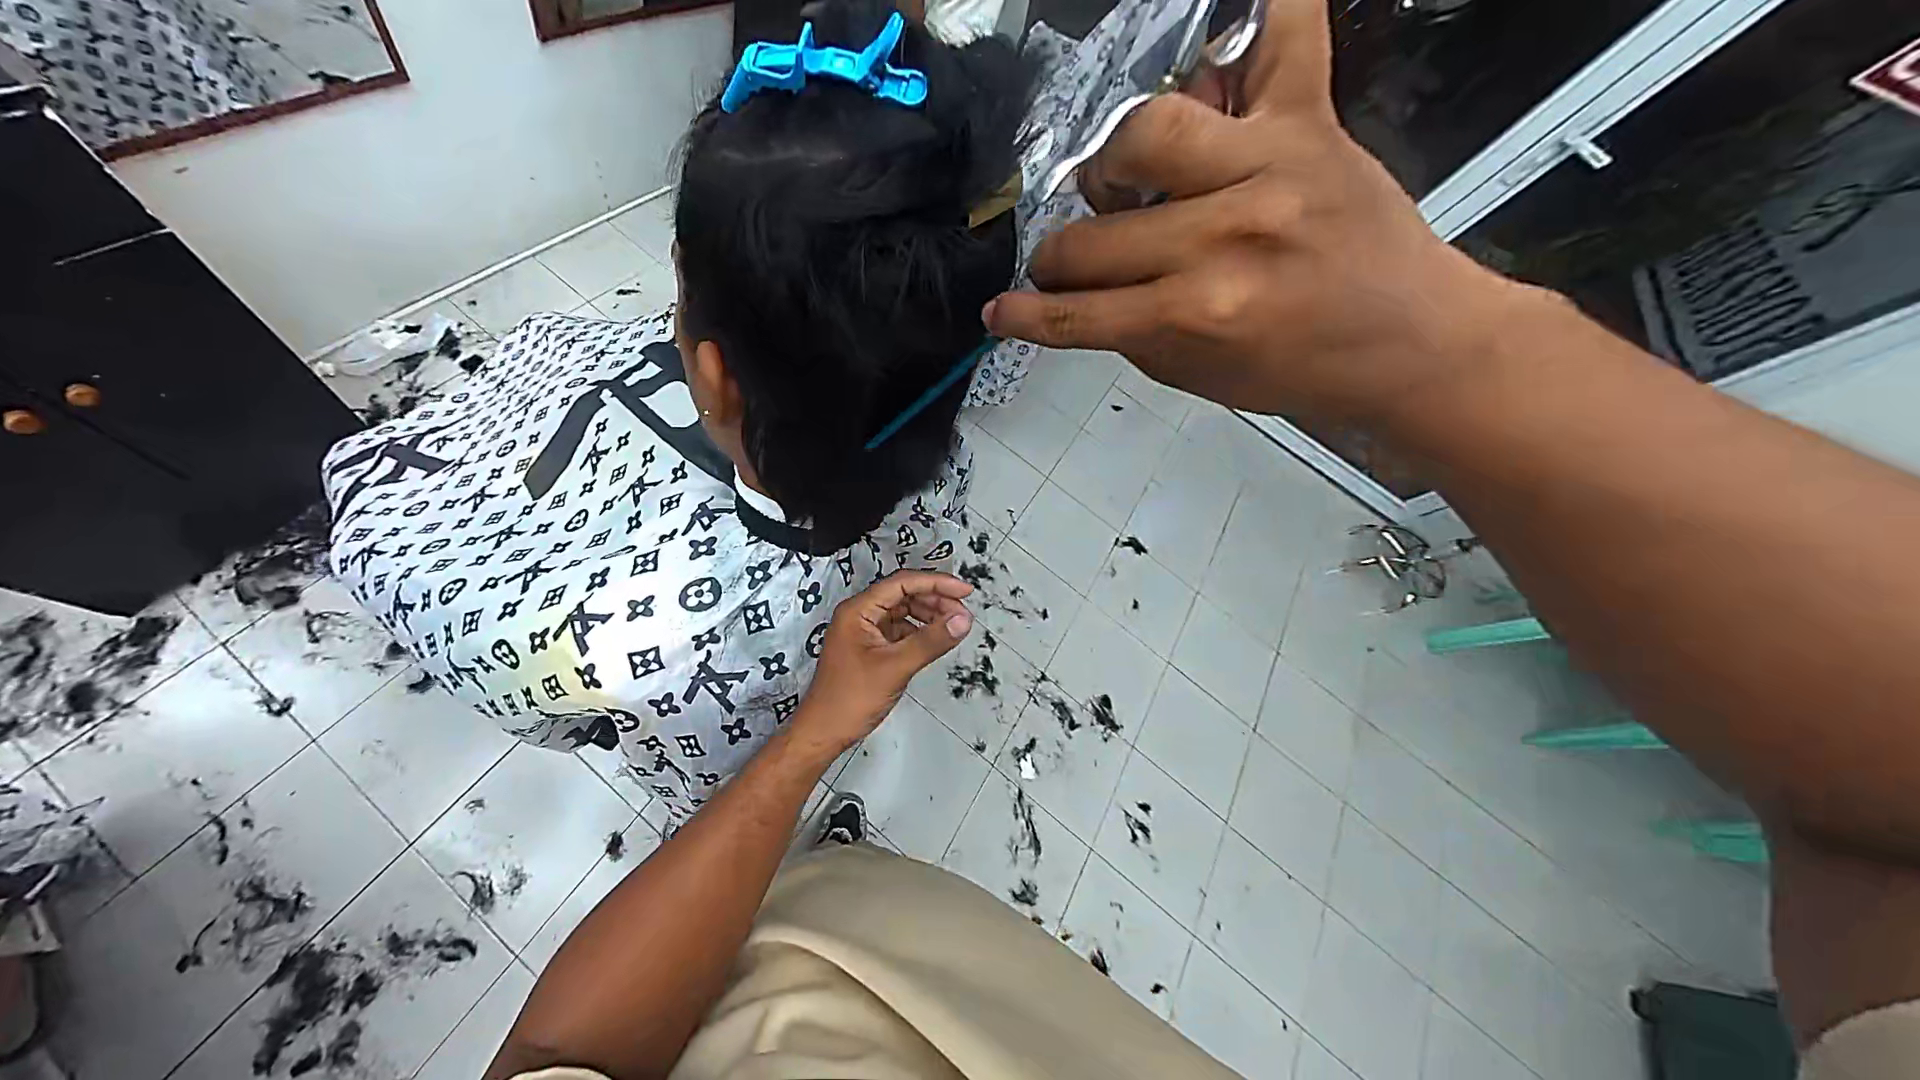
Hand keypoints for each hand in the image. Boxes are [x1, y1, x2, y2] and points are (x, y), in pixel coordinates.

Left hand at [789, 571, 973, 754]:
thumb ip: (931, 641)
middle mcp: (859, 615)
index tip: (963, 591)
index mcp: (858, 610)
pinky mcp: (870, 647)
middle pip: (904, 594)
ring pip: (903, 611)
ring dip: (929, 615)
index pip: (902, 583)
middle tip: (962, 613)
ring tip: (953, 626)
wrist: (824, 731)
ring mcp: (864, 631)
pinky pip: (900, 629)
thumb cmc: (846, 701)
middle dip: (936, 599)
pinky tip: (935, 640)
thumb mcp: (896, 667)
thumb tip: (961, 620)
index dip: (936, 583)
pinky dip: (920, 631)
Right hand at [983, 0, 1538, 424]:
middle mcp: (1225, 237)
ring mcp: (1270, 167)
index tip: (1000, 312)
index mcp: (1194, 315)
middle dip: (1059, 259)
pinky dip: (1255, 17)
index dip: (1027, 316)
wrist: (1411, 341)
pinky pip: (1285, 29)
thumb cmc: (1301, 370)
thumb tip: (1076, 304)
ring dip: (1111, 163)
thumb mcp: (1199, 377)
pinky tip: (1221, 43)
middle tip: (1069, 264)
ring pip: (1147, 130)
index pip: (1078, 314)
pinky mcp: (1311, 122)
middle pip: (1093, 236)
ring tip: (1121, 184)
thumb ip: (1130, 337)